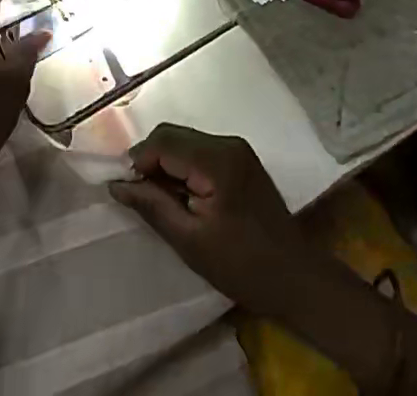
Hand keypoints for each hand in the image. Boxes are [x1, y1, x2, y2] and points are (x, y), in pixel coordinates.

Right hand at [108, 124, 306, 314]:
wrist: (301, 282)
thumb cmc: (244, 266)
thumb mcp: (189, 240)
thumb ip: (151, 205)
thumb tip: (115, 184)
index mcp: (216, 161)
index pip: (161, 143)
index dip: (137, 162)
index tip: (127, 190)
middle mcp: (227, 144)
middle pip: (170, 136)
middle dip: (149, 160)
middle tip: (141, 194)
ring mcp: (236, 150)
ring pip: (182, 140)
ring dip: (164, 162)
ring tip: (161, 197)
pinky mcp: (240, 159)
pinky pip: (197, 150)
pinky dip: (181, 165)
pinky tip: (183, 194)